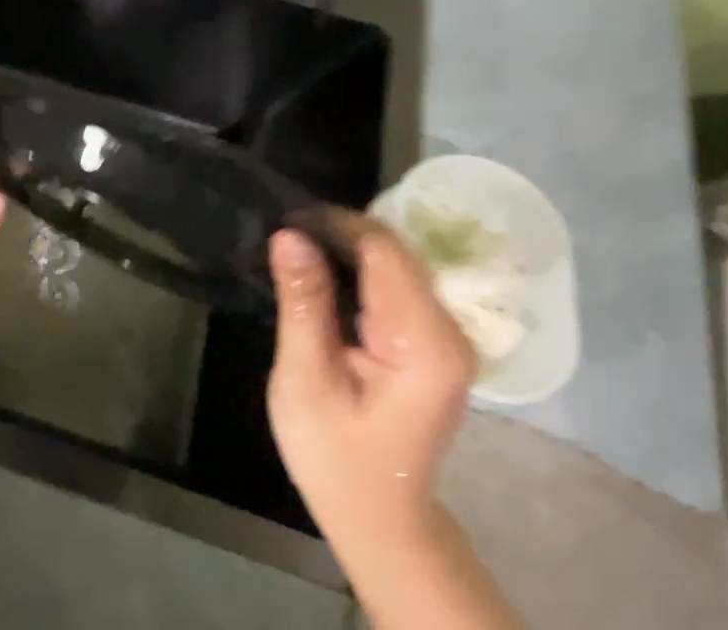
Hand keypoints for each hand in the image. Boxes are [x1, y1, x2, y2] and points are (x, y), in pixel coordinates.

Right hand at [266, 214, 476, 547]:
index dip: (336, 224)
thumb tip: (289, 235)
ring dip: (346, 252)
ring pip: (397, 268)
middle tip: (278, 230)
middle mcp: (449, 332)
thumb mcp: (305, 377)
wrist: (376, 513)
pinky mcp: (431, 346)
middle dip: (339, 234)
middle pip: (397, 255)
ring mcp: (445, 339)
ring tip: (290, 247)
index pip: (386, 253)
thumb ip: (303, 303)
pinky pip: (396, 290)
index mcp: (424, 342)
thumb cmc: (333, 452)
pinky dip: (357, 275)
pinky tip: (318, 277)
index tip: (282, 214)